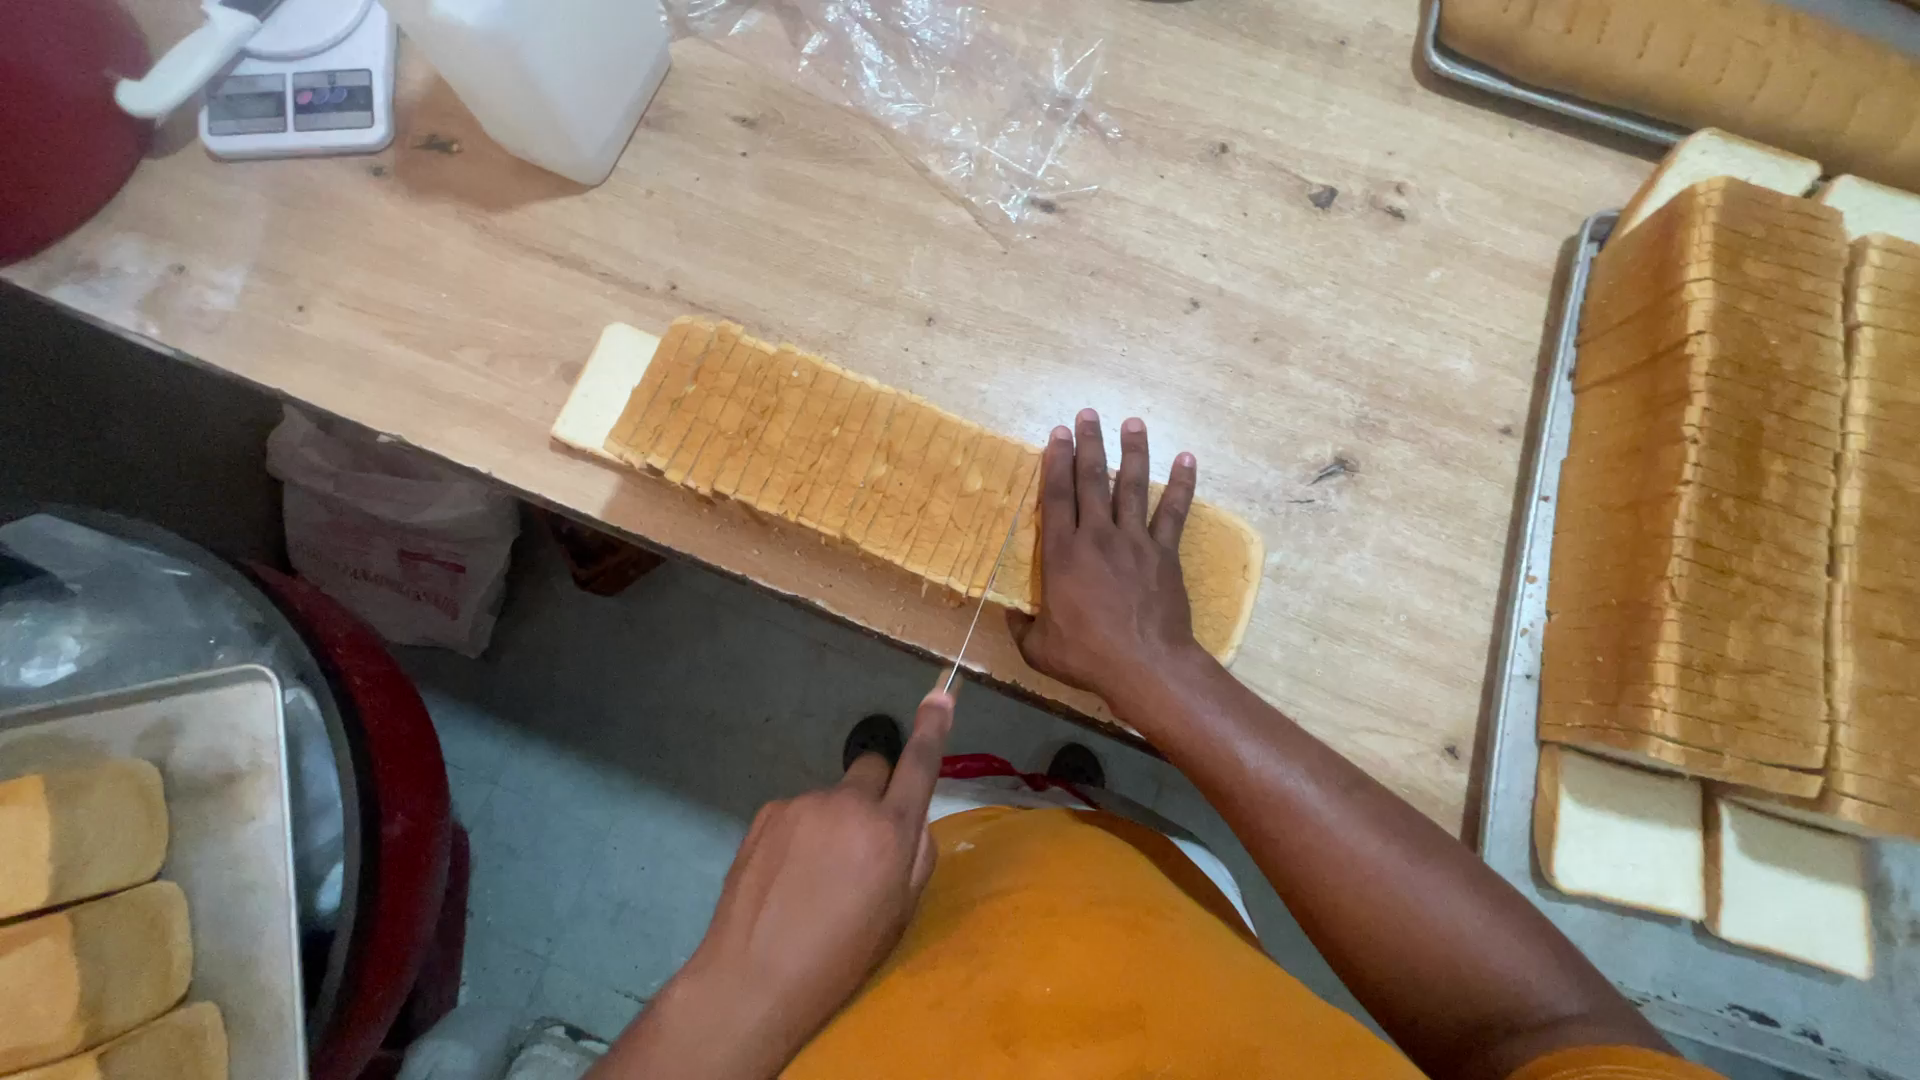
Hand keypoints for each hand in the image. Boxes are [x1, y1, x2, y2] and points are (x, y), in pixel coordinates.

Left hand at [596, 693, 953, 1079]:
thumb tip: (914, 817)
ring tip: (813, 876)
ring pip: (833, 797)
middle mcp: (849, 804)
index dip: (933, 729)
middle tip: (861, 842)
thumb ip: (917, 854)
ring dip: (833, 821)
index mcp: (889, 831)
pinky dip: (800, 833)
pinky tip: (785, 875)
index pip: (919, 766)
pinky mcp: (768, 811)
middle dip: (875, 792)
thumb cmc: (841, 955)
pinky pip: (799, 811)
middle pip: (873, 769)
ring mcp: (804, 803)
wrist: (753, 978)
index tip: (940, 695)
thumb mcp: (900, 913)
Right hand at [1008, 409, 1204, 709]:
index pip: (1056, 497)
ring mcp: (1134, 542)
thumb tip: (1009, 615)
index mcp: (1062, 555)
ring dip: (1132, 451)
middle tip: (1087, 414)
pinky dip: (1182, 484)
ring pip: (1132, 486)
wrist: (1145, 665)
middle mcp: (1097, 537)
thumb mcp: (1038, 647)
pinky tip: (1187, 459)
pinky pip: (1174, 512)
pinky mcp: (1164, 553)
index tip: (1057, 434)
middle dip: (1089, 444)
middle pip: (1092, 480)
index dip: (1055, 462)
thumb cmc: (1087, 656)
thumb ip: (1021, 627)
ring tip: (1132, 422)